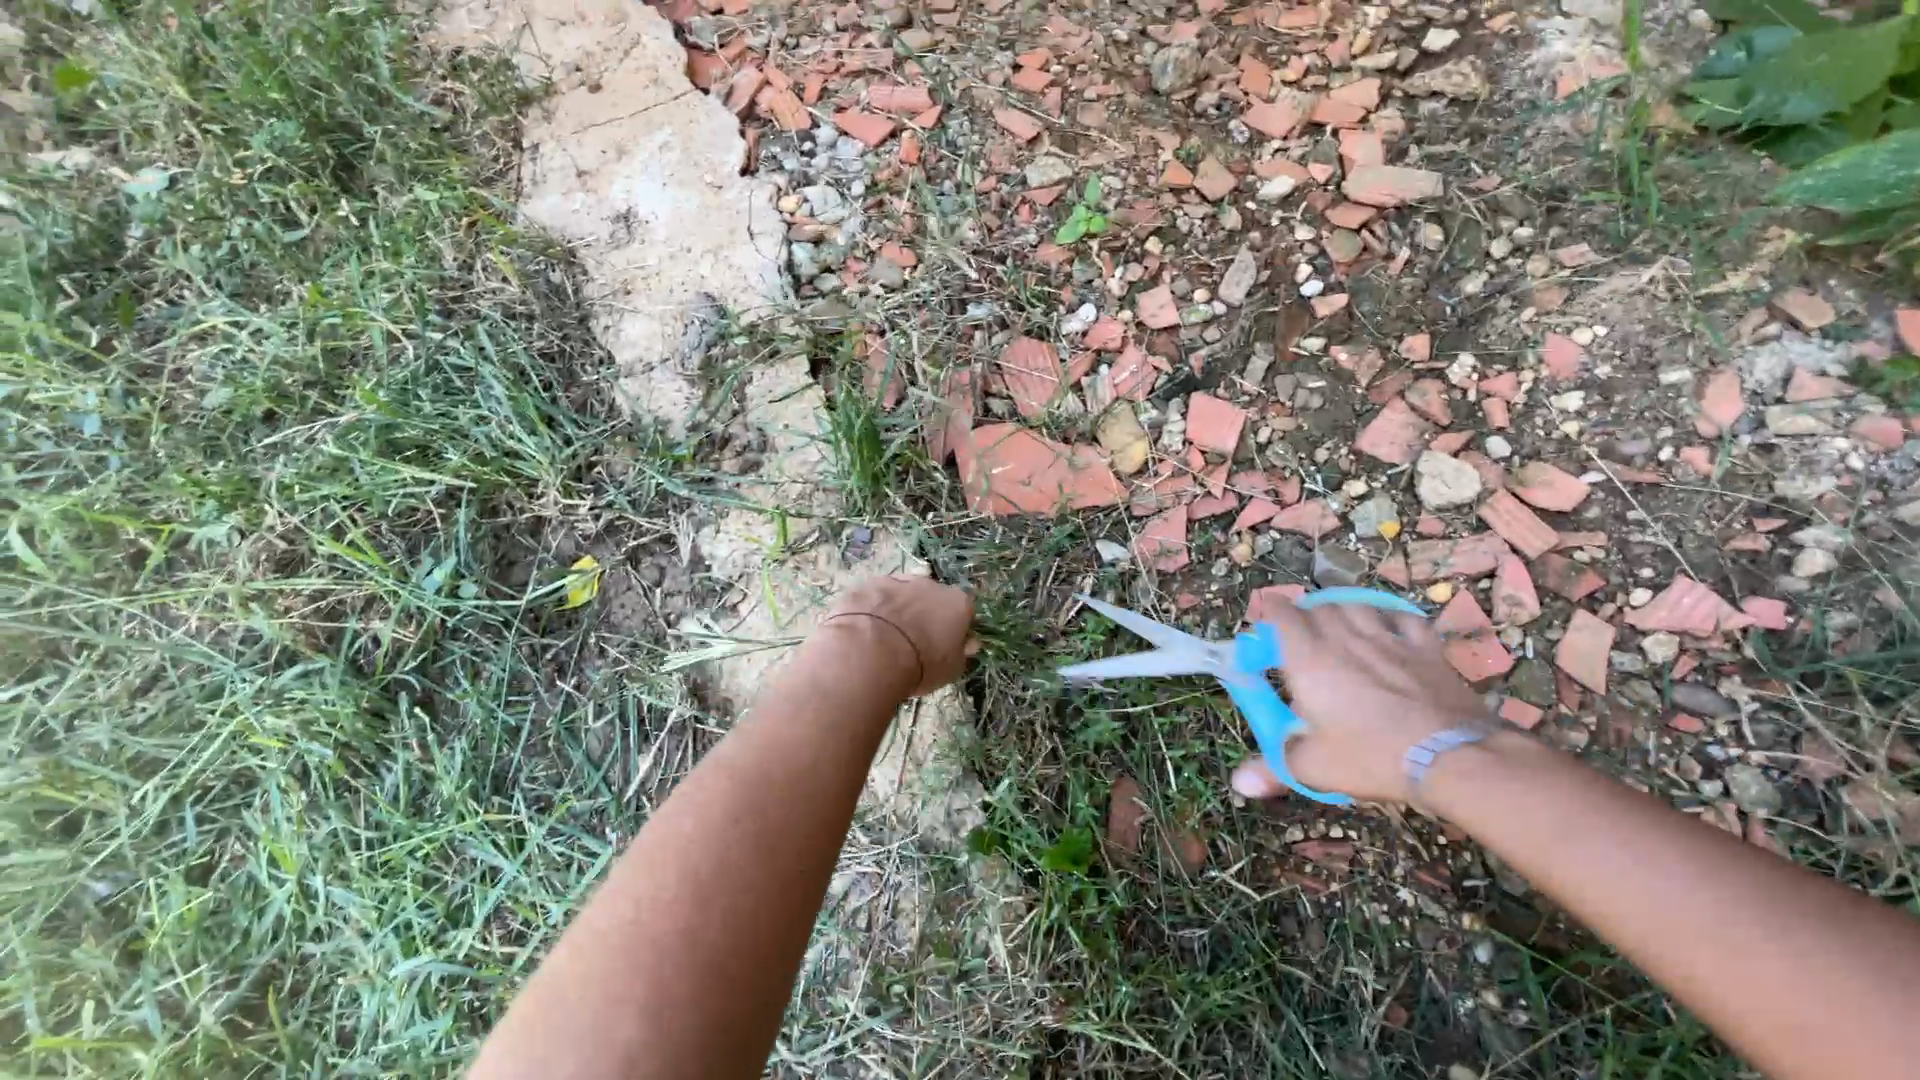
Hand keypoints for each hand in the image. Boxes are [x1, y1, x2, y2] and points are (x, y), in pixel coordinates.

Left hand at [818, 576, 977, 696]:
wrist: (872, 652)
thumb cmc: (921, 665)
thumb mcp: (951, 669)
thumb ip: (962, 652)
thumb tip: (969, 642)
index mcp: (957, 603)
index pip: (964, 611)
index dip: (955, 627)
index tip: (946, 643)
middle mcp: (931, 585)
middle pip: (932, 597)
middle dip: (925, 613)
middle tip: (914, 640)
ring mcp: (898, 580)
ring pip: (903, 592)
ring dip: (899, 607)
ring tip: (886, 634)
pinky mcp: (869, 584)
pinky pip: (876, 595)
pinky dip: (873, 607)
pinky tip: (864, 627)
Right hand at [1230, 600, 1489, 803]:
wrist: (1450, 756)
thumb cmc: (1371, 757)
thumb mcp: (1315, 767)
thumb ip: (1274, 769)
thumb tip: (1240, 784)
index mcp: (1309, 660)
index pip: (1283, 616)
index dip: (1272, 612)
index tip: (1267, 617)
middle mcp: (1346, 639)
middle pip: (1320, 608)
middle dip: (1306, 615)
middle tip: (1301, 634)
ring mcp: (1389, 640)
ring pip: (1359, 607)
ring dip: (1344, 610)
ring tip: (1340, 624)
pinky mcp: (1426, 649)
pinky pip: (1404, 619)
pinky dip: (1390, 618)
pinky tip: (1389, 628)